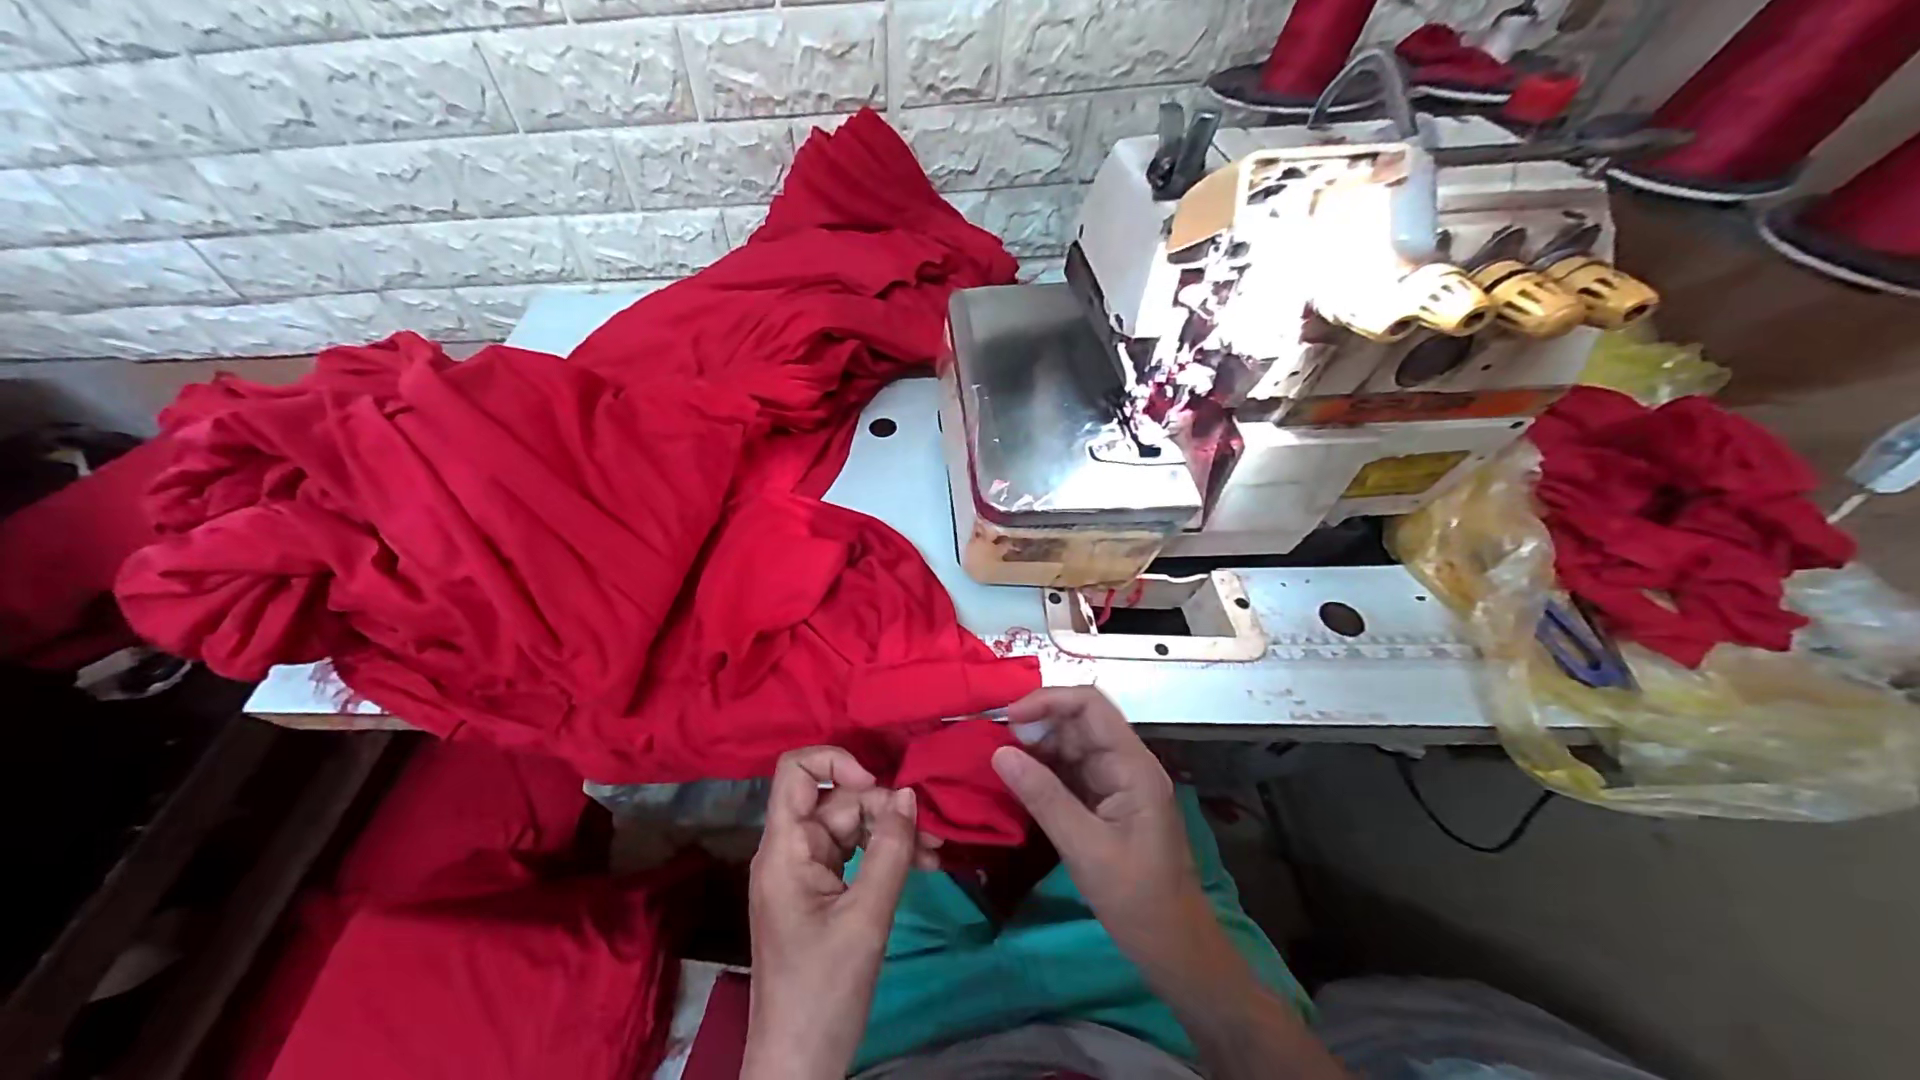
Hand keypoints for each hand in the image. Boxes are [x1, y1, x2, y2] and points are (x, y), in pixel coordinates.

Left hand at [742, 748, 932, 1079]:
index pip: (795, 771)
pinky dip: (884, 855)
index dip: (836, 762)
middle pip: (836, 801)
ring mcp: (803, 872)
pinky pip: (853, 855)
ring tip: (934, 854)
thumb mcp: (866, 917)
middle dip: (883, 810)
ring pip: (850, 827)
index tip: (877, 785)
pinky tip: (919, 865)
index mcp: (784, 850)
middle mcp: (789, 851)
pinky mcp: (818, 893)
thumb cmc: (824, 991)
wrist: (798, 1064)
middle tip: (929, 836)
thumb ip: (890, 850)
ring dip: (891, 833)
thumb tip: (908, 795)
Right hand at [995, 690, 1354, 1079]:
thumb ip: (1043, 796)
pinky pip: (1070, 771)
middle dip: (1037, 724)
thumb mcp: (1085, 848)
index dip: (1048, 700)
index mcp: (1133, 766)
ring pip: (1071, 746)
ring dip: (1036, 747)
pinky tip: (1017, 779)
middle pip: (1078, 721)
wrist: (1174, 947)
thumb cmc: (1137, 898)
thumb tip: (999, 752)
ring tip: (999, 759)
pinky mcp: (1105, 801)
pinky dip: (1043, 771)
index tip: (1008, 718)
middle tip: (994, 741)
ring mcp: (1116, 782)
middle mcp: (1125, 764)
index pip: (1090, 706)